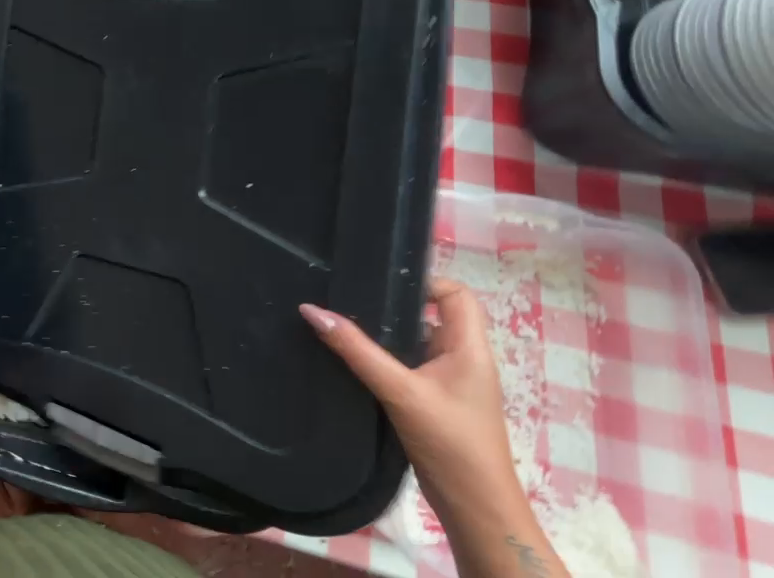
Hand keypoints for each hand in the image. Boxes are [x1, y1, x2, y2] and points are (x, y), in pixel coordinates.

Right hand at [300, 279, 518, 505]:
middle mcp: (462, 359)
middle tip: (344, 296)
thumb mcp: (399, 391)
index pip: (457, 295)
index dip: (424, 281)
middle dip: (389, 305)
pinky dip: (378, 358)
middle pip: (428, 315)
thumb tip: (310, 309)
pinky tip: (347, 360)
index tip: (378, 280)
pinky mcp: (431, 400)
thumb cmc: (450, 442)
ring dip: (380, 334)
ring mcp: (447, 382)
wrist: (474, 506)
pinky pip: (403, 365)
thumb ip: (355, 350)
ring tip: (337, 323)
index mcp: (469, 349)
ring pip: (411, 342)